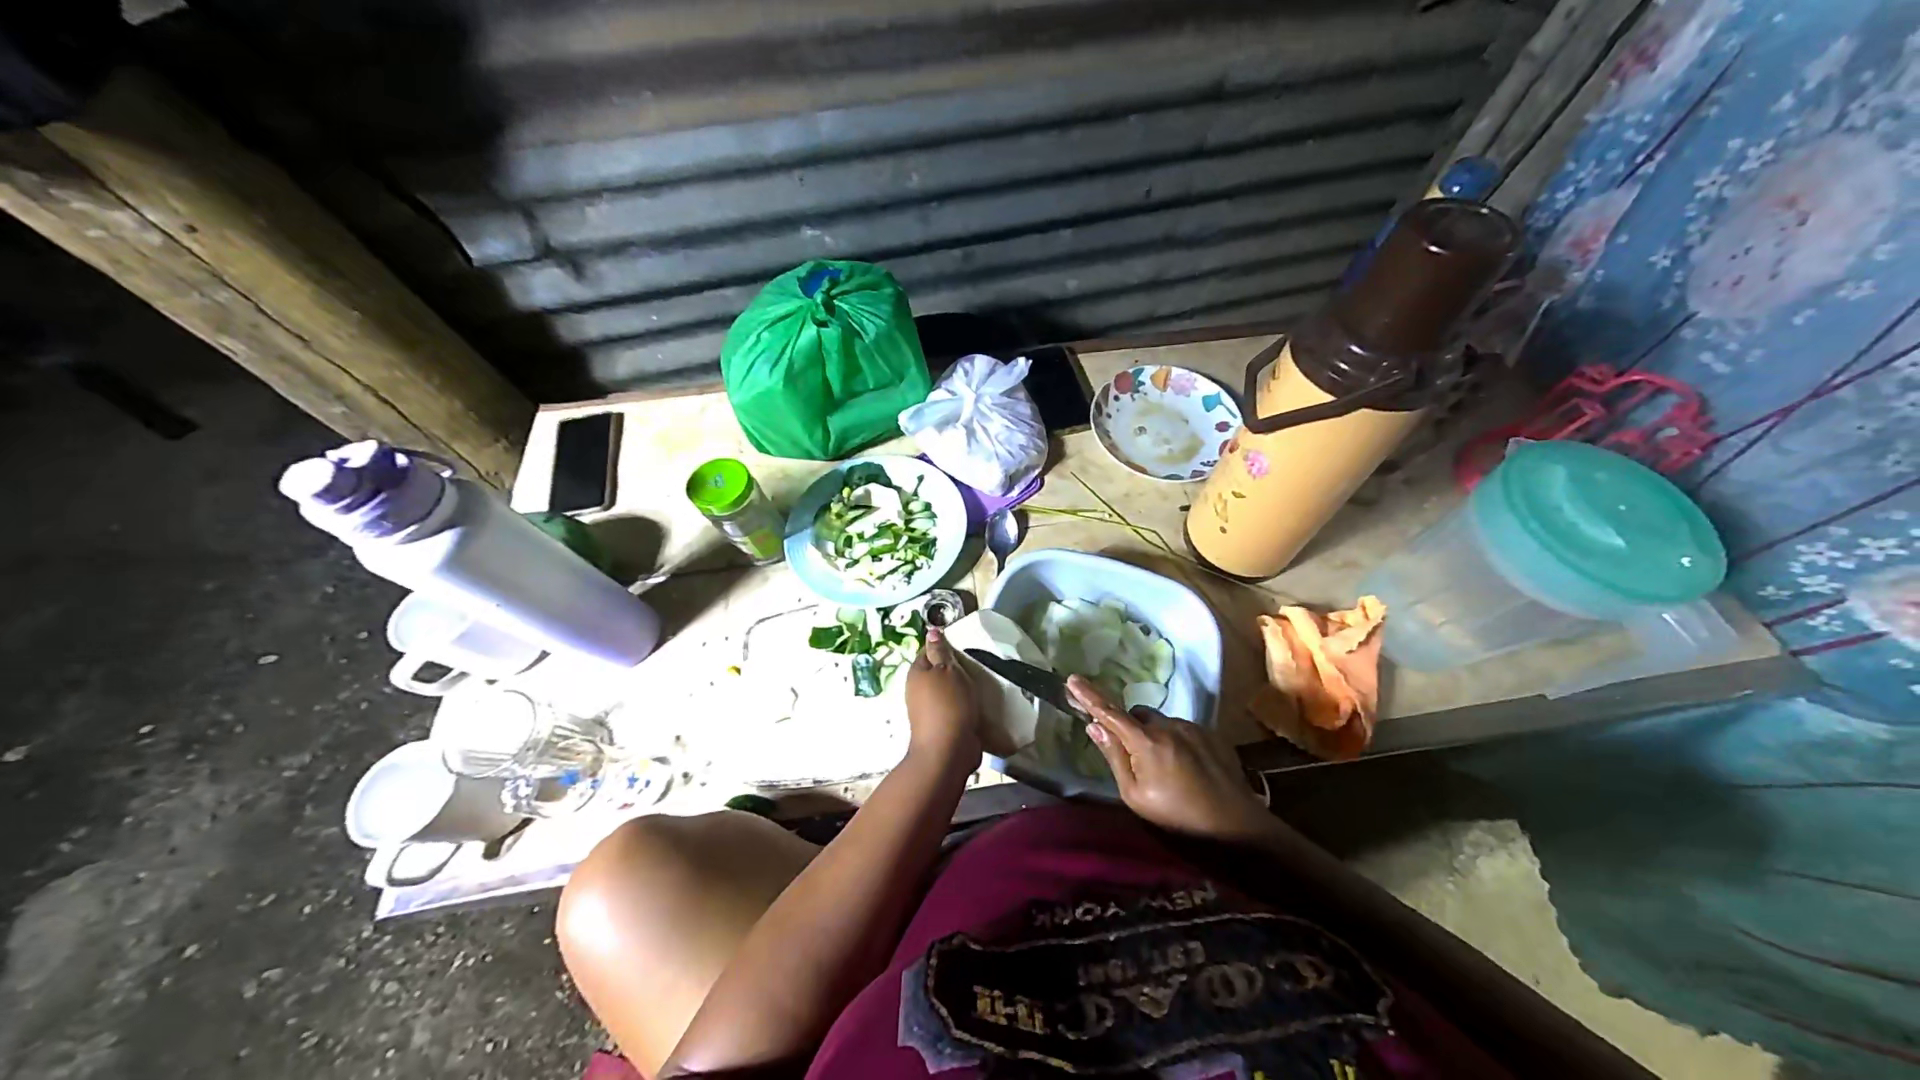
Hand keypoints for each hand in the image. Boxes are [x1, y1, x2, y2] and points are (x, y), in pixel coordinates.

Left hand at [905, 628, 980, 762]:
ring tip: (980, 685)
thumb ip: (940, 651)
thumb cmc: (949, 704)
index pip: (928, 651)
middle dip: (954, 669)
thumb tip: (930, 631)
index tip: (964, 648)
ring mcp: (928, 710)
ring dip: (961, 689)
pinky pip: (953, 709)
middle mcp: (917, 690)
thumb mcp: (948, 670)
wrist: (948, 750)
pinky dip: (964, 706)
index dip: (944, 647)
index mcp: (916, 673)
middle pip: (937, 672)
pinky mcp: (941, 726)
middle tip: (975, 666)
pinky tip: (977, 706)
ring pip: (946, 691)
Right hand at [1070, 675, 1276, 843]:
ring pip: (1161, 723)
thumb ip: (1114, 757)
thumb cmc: (1178, 817)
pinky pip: (1182, 730)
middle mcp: (1170, 726)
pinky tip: (1185, 769)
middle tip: (1132, 757)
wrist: (1235, 826)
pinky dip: (1175, 742)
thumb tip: (1094, 727)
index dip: (1089, 696)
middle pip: (1138, 715)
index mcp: (1147, 742)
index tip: (1073, 679)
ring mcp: (1193, 728)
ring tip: (1165, 770)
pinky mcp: (1211, 735)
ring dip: (1154, 736)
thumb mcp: (1135, 796)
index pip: (1110, 713)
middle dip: (1129, 728)